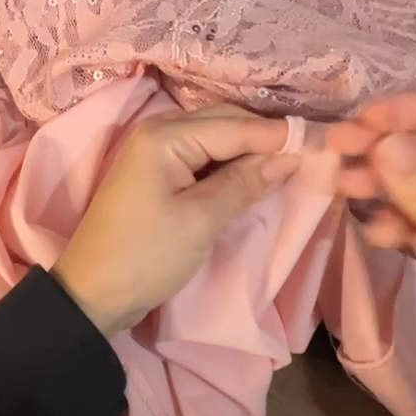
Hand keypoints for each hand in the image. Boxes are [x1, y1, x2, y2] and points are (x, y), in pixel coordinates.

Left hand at [52, 105, 299, 336]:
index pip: (235, 126)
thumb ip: (244, 183)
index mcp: (166, 135)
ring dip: (250, 149)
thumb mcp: (200, 221)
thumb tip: (288, 157)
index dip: (278, 135)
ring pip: (216, 137)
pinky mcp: (159, 172)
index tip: (323, 141)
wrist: (92, 292)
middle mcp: (160, 130)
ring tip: (292, 162)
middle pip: (225, 123)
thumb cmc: (146, 255)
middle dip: (265, 137)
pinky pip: (203, 155)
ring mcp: (157, 150)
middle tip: (311, 152)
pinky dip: (231, 163)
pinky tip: (256, 174)